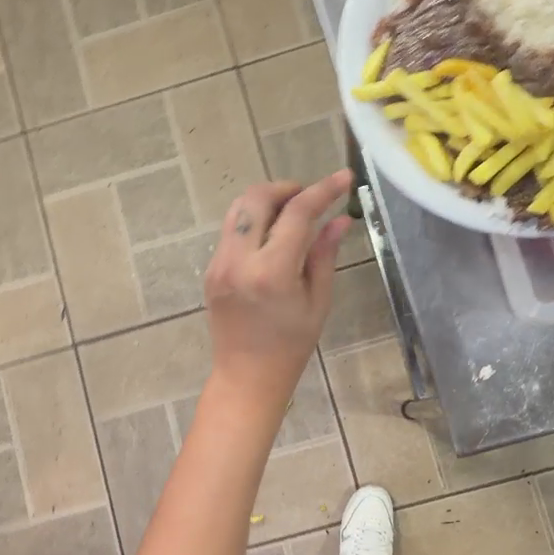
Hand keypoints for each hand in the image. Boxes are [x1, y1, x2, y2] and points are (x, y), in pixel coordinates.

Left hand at [202, 171, 353, 404]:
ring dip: (266, 201)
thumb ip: (324, 254)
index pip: (297, 214)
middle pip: (257, 198)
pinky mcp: (210, 269)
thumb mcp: (317, 301)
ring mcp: (219, 264)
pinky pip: (231, 231)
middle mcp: (239, 261)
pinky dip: (253, 222)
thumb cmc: (291, 345)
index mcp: (272, 272)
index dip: (322, 190)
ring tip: (291, 212)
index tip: (343, 178)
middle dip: (286, 188)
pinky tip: (272, 236)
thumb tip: (339, 219)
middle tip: (309, 197)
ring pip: (238, 209)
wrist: (246, 376)